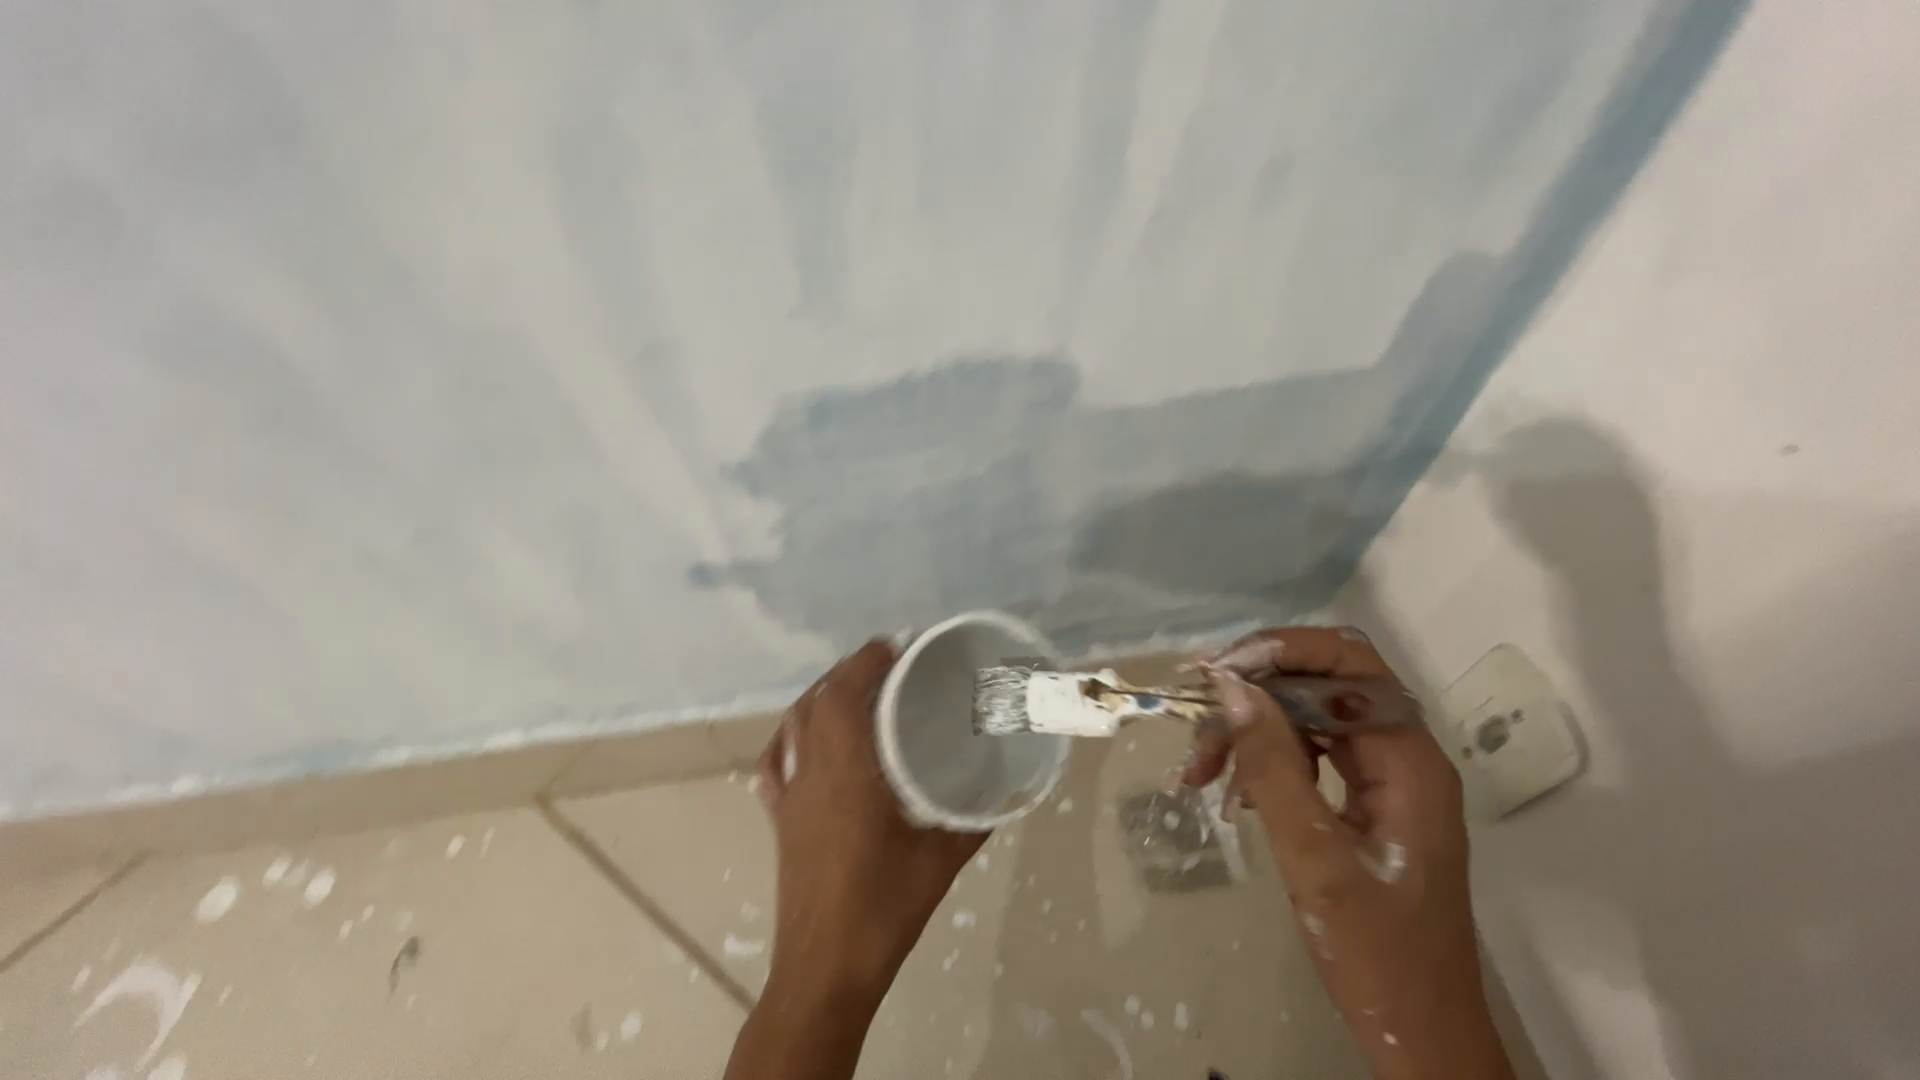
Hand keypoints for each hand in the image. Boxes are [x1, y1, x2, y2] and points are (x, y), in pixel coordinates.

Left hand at [754, 638, 986, 999]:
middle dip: (848, 672)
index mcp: (848, 774)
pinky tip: (804, 738)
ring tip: (854, 691)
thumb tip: (1008, 792)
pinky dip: (790, 737)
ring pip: (794, 726)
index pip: (843, 695)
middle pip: (817, 702)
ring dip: (820, 697)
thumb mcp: (942, 860)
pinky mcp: (779, 819)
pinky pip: (775, 762)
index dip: (865, 662)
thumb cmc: (884, 909)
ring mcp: (789, 796)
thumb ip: (974, 819)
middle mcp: (811, 774)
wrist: (825, 968)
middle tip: (887, 666)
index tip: (895, 647)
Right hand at [1187, 627, 1513, 1079]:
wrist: (1421, 1034)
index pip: (1349, 664)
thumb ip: (1272, 767)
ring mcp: (1386, 778)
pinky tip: (1232, 790)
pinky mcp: (1367, 802)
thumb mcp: (1314, 859)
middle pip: (1324, 684)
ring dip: (1252, 730)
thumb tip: (1231, 687)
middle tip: (1197, 728)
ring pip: (1310, 718)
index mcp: (1408, 759)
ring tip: (1200, 770)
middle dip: (1255, 694)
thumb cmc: (1377, 954)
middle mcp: (1402, 754)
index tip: (1217, 675)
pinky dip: (1266, 761)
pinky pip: (1310, 755)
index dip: (1281, 652)